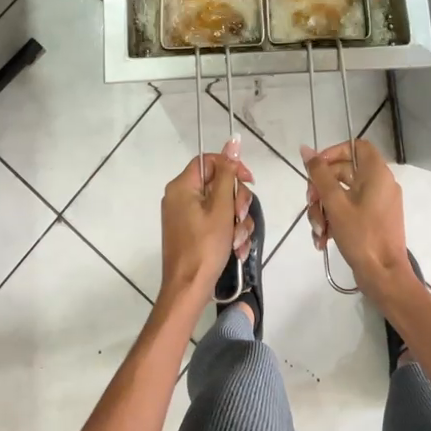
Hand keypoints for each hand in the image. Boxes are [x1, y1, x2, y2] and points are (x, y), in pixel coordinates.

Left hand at [159, 138, 255, 299]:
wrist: (188, 290)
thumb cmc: (204, 246)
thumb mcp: (221, 207)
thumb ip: (227, 173)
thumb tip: (233, 141)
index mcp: (182, 186)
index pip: (210, 161)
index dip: (231, 167)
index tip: (249, 181)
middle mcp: (181, 197)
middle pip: (218, 185)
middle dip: (237, 202)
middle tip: (240, 217)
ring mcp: (186, 217)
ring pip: (221, 206)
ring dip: (236, 222)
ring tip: (239, 242)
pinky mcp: (192, 233)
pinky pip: (216, 223)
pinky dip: (229, 234)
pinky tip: (236, 250)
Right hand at [302, 139, 411, 294]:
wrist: (385, 277)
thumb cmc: (362, 235)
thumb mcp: (335, 203)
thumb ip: (319, 174)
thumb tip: (306, 149)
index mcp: (377, 173)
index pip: (356, 147)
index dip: (334, 152)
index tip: (316, 168)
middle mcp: (380, 184)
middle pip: (343, 172)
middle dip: (321, 190)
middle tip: (310, 204)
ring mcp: (377, 204)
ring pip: (343, 194)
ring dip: (324, 210)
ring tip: (318, 231)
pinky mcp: (373, 221)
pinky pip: (350, 210)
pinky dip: (335, 220)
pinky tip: (323, 239)